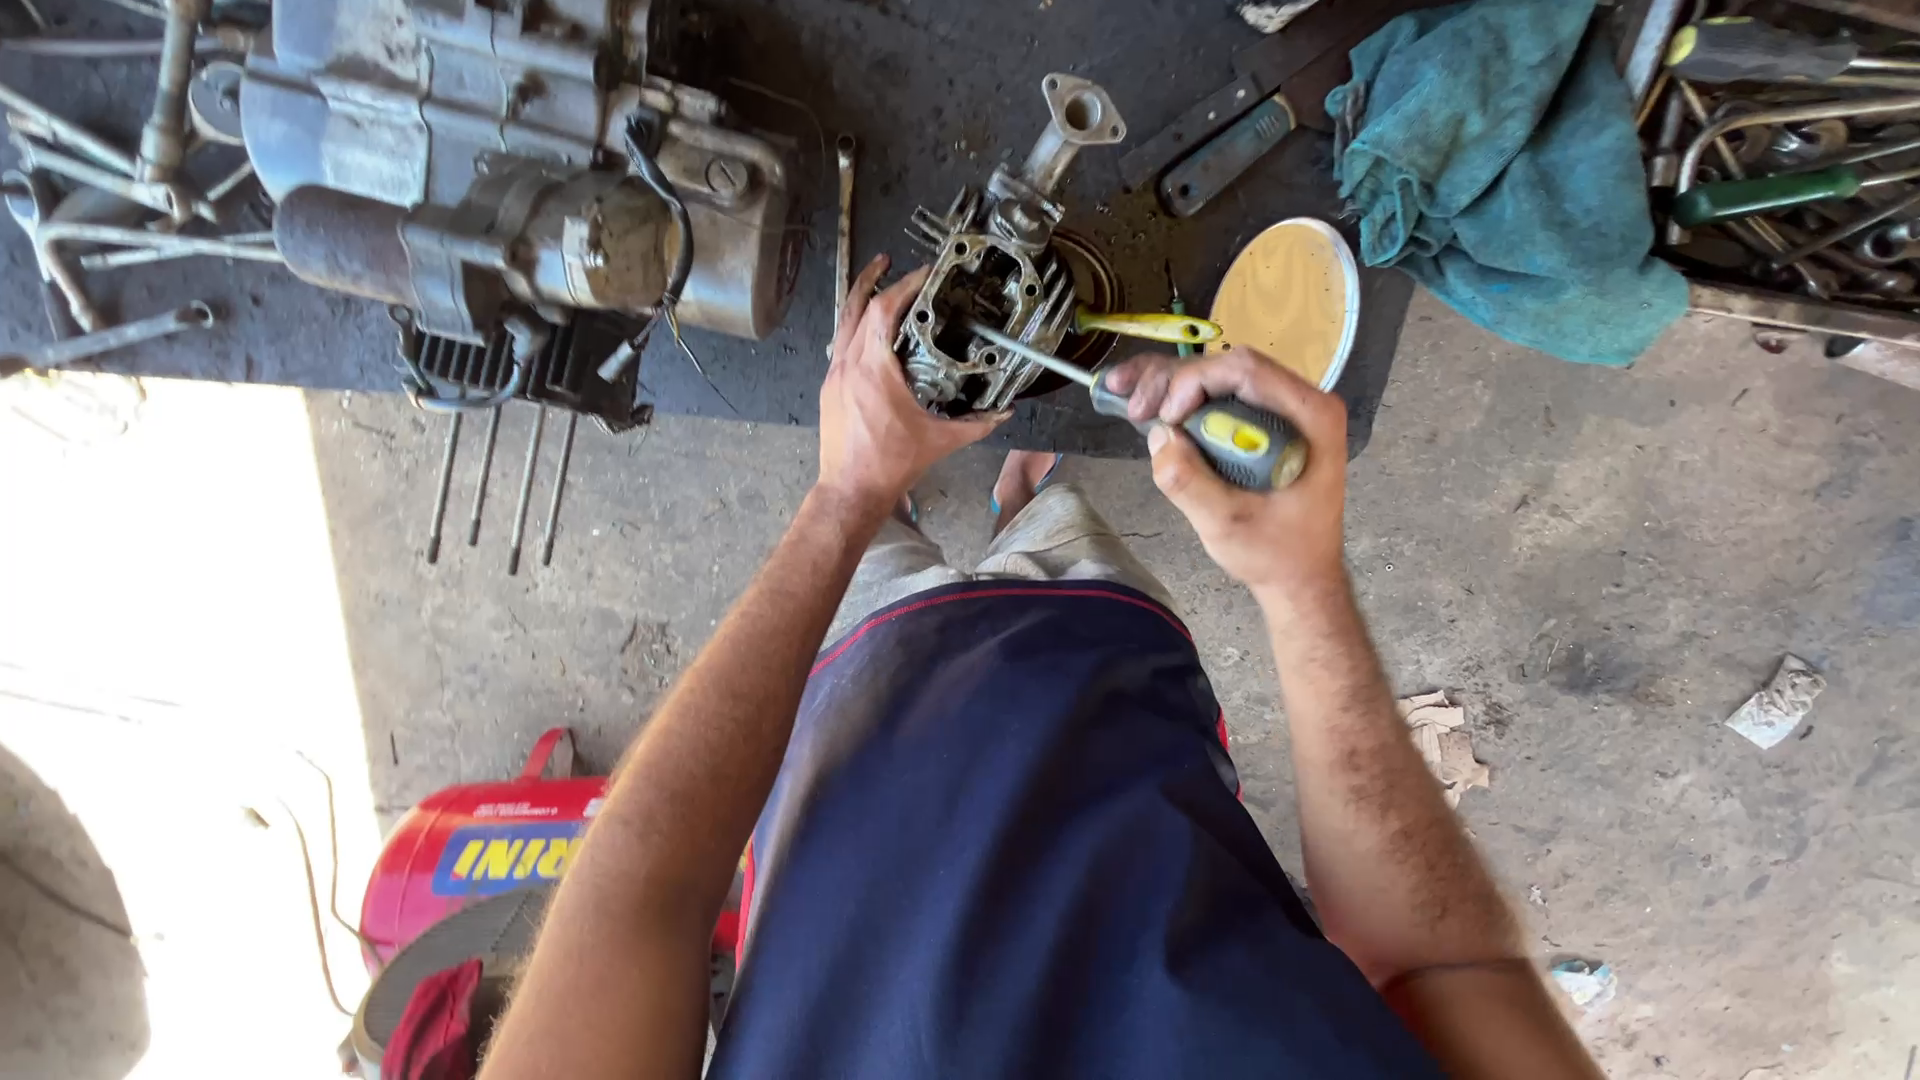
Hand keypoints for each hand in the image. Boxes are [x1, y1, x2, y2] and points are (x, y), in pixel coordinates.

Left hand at [817, 255, 1004, 521]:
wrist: (849, 490)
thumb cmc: (890, 465)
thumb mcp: (939, 442)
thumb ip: (975, 424)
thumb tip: (1003, 414)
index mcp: (873, 369)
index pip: (885, 309)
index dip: (905, 285)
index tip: (923, 274)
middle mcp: (848, 365)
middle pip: (857, 306)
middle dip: (875, 280)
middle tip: (891, 262)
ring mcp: (833, 376)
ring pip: (843, 324)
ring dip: (859, 300)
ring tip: (875, 283)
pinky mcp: (829, 389)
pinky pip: (839, 345)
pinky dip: (853, 329)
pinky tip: (867, 331)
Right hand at [1103, 349, 1348, 606]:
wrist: (1300, 575)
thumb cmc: (1274, 552)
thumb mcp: (1227, 523)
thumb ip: (1190, 481)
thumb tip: (1159, 435)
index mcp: (1309, 416)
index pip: (1244, 370)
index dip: (1194, 383)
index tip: (1165, 418)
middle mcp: (1298, 402)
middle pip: (1226, 367)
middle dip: (1172, 382)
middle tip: (1135, 411)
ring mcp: (1278, 411)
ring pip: (1215, 377)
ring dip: (1167, 385)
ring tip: (1124, 396)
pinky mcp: (1259, 424)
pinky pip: (1216, 398)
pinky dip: (1177, 398)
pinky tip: (1142, 401)